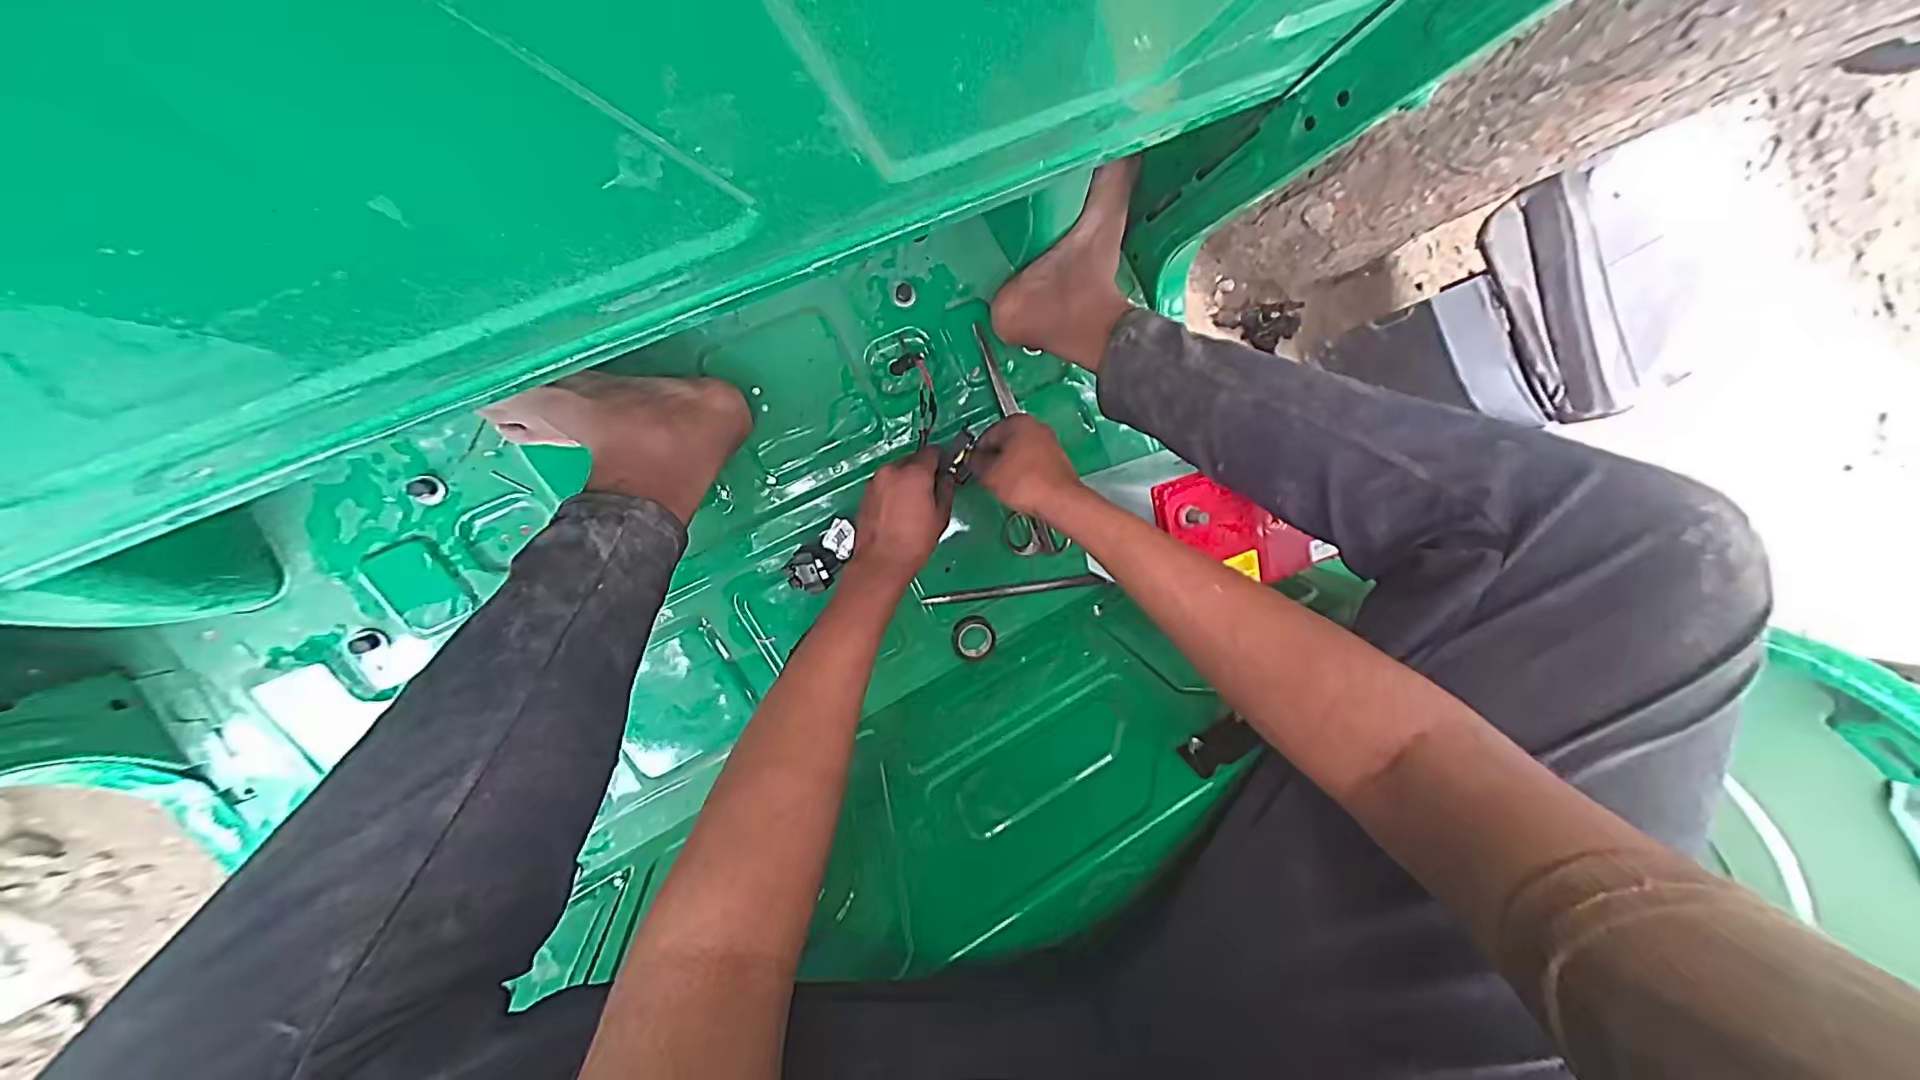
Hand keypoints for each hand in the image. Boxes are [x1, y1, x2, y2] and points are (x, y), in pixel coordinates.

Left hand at [847, 448, 953, 589]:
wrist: (882, 561)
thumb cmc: (913, 543)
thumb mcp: (941, 515)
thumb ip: (946, 490)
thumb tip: (946, 480)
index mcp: (915, 473)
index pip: (931, 452)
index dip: (941, 459)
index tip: (945, 467)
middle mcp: (892, 471)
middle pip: (912, 460)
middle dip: (923, 470)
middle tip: (932, 488)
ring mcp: (876, 482)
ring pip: (896, 472)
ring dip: (906, 480)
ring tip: (914, 502)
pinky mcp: (866, 494)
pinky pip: (884, 484)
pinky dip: (893, 490)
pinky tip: (899, 509)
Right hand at [968, 415, 1082, 515]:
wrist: (1059, 500)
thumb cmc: (1024, 483)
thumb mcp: (989, 474)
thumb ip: (976, 463)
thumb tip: (974, 460)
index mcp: (1017, 422)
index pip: (986, 435)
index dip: (976, 453)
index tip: (973, 467)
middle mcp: (1035, 425)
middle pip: (1005, 442)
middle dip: (994, 458)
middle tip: (987, 476)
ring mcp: (1049, 441)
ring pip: (1019, 452)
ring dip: (1009, 465)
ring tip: (1003, 484)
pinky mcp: (1058, 458)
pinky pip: (1033, 462)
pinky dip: (1024, 471)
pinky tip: (1020, 486)